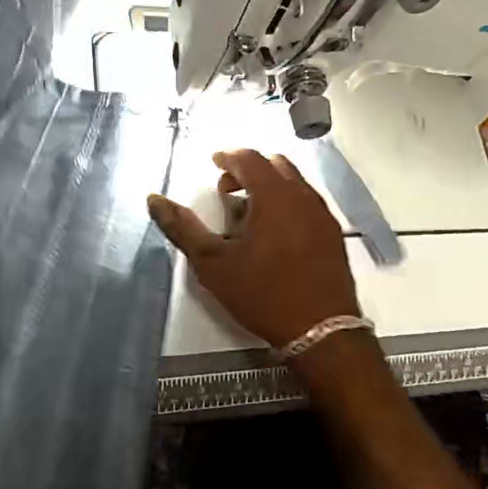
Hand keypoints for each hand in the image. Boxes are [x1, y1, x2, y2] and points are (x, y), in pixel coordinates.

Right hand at [147, 149, 360, 348]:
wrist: (320, 332)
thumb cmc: (261, 293)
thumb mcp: (212, 263)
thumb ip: (182, 227)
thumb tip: (154, 199)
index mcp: (273, 196)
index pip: (250, 159)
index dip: (228, 156)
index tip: (213, 163)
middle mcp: (302, 197)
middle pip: (275, 164)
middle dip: (248, 169)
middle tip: (226, 188)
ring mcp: (322, 216)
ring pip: (295, 182)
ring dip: (269, 185)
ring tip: (248, 211)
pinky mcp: (333, 235)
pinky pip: (307, 202)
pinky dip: (287, 201)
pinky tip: (274, 231)